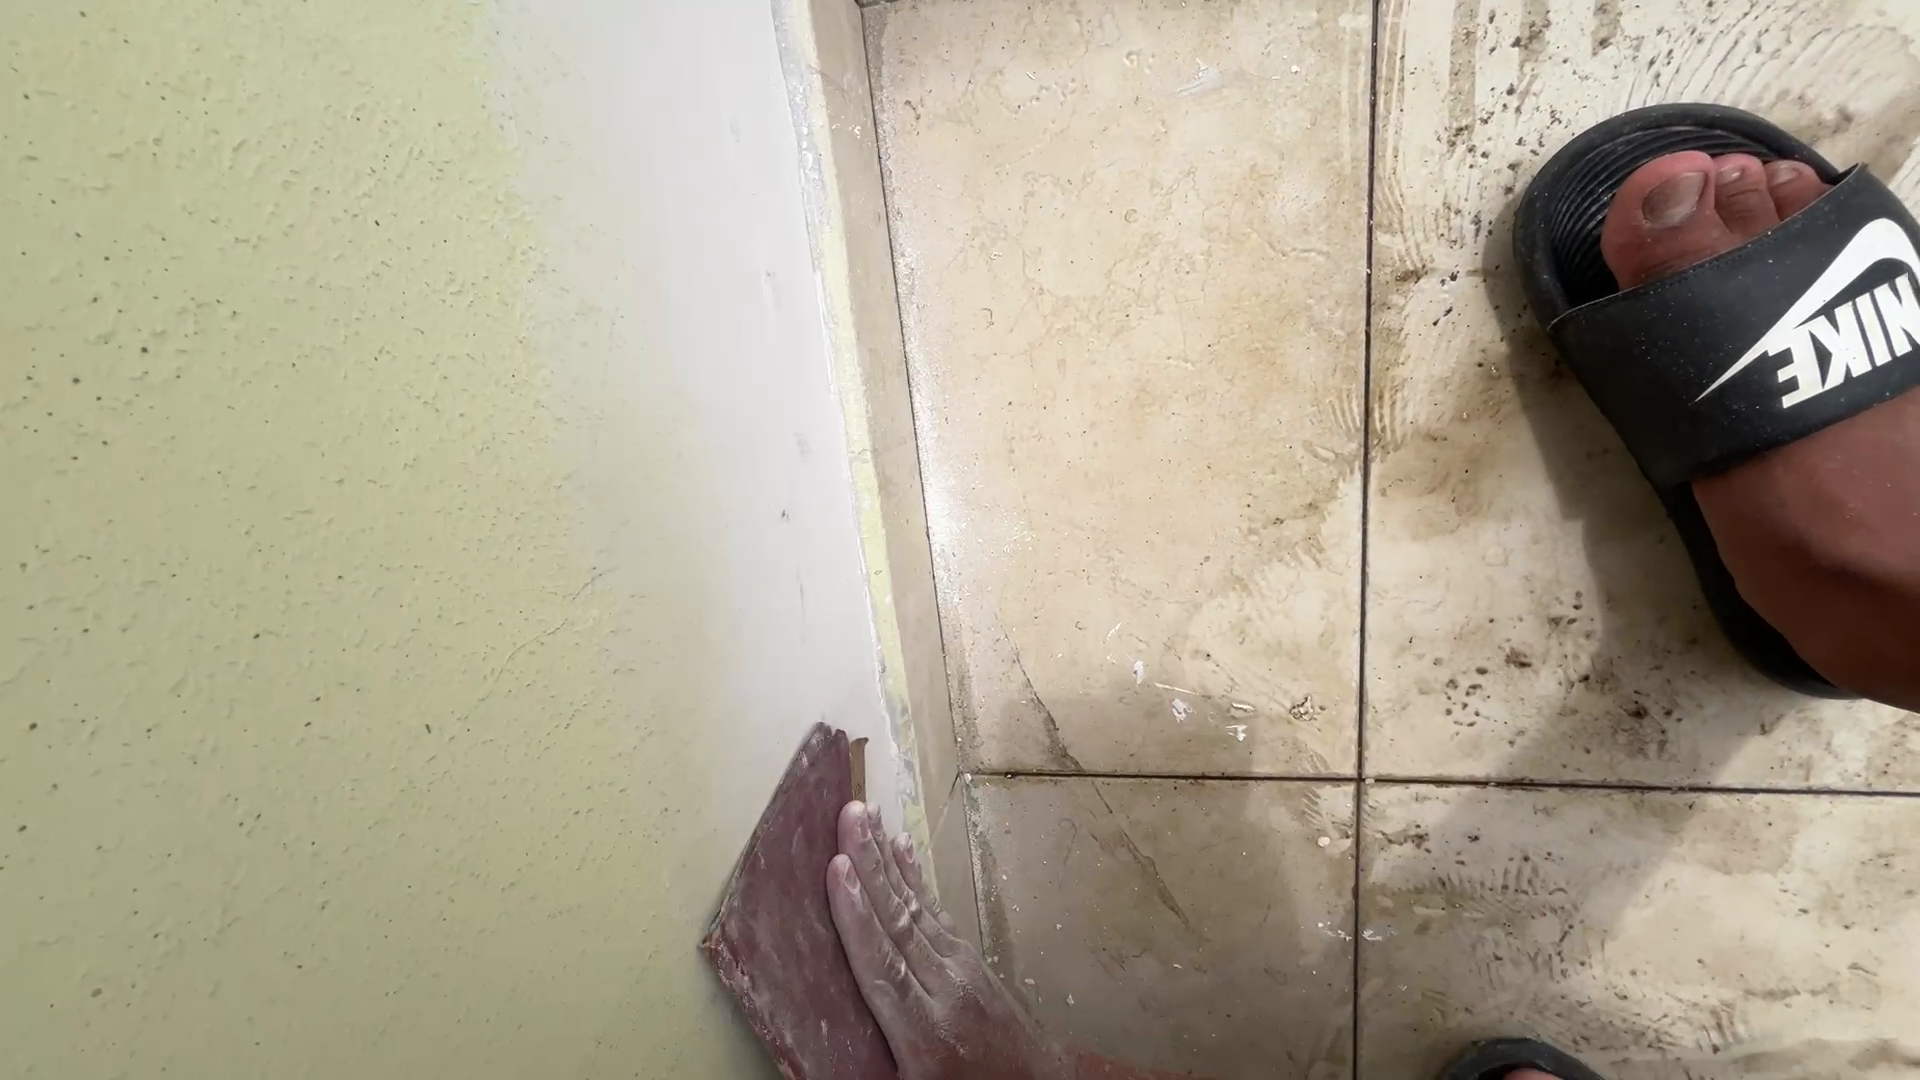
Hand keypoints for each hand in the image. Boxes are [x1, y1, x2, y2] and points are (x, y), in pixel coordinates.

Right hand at [827, 802, 1074, 1079]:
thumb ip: (865, 1071)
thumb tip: (812, 1058)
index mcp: (923, 1032)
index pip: (883, 964)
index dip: (856, 916)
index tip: (837, 867)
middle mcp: (942, 987)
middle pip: (897, 919)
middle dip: (869, 863)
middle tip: (849, 814)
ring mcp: (958, 964)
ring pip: (914, 904)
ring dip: (885, 857)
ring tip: (864, 815)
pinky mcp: (965, 953)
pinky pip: (934, 908)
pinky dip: (913, 874)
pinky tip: (900, 844)